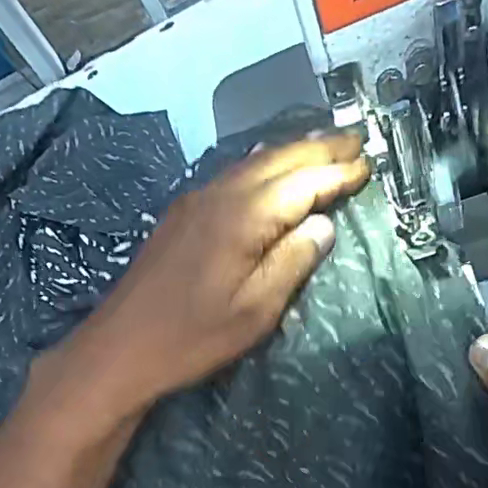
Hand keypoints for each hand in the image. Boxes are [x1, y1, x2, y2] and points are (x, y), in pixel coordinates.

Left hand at [40, 132, 370, 428]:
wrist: (120, 348)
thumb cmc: (194, 337)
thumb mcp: (255, 310)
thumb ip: (292, 262)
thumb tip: (324, 225)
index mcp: (240, 218)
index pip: (300, 183)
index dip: (335, 172)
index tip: (367, 163)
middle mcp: (217, 196)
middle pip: (276, 161)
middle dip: (319, 148)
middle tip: (355, 139)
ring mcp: (196, 202)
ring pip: (254, 163)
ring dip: (293, 153)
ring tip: (326, 147)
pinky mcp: (184, 215)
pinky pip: (236, 176)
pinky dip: (267, 166)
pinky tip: (275, 169)